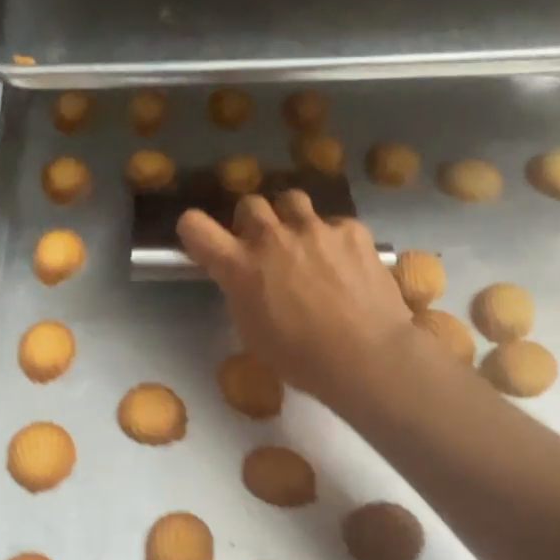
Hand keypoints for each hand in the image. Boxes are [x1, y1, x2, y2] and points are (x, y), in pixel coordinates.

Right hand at [178, 190, 420, 409]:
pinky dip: (332, 238)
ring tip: (303, 242)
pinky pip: (333, 222)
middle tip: (262, 246)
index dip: (194, 229)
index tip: (203, 241)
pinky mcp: (351, 229)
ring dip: (289, 218)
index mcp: (239, 266)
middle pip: (249, 204)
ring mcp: (314, 228)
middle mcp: (272, 237)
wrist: (365, 356)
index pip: (195, 225)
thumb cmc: (301, 358)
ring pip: (291, 200)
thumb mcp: (252, 332)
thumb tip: (245, 280)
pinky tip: (344, 262)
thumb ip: (241, 293)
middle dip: (251, 222)